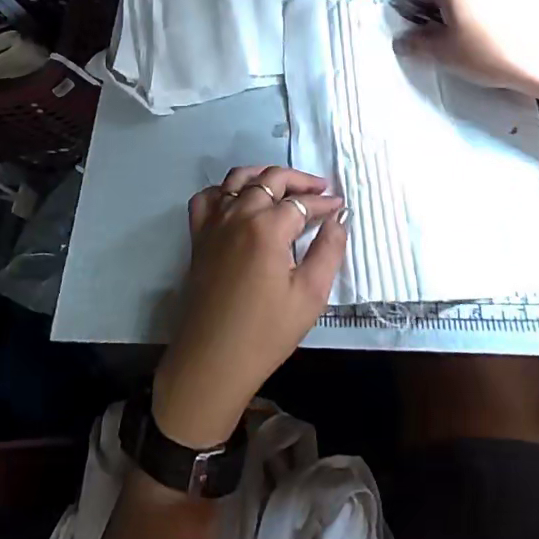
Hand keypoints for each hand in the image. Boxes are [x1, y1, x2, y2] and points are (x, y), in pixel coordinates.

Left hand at [153, 165, 347, 447]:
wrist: (212, 362)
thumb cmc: (267, 332)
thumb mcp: (311, 294)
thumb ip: (329, 250)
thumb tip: (338, 219)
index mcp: (268, 228)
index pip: (302, 202)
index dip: (325, 203)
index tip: (340, 207)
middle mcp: (238, 215)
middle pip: (271, 179)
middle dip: (300, 181)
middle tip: (320, 191)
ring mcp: (214, 224)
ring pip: (238, 179)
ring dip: (265, 176)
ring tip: (285, 187)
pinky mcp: (198, 238)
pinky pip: (208, 198)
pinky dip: (226, 190)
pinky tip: (240, 201)